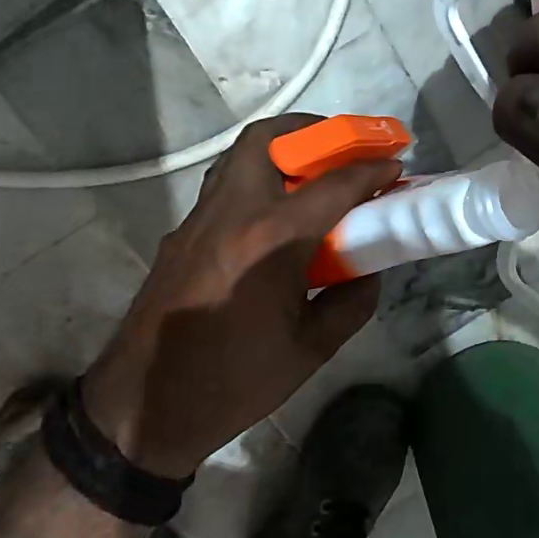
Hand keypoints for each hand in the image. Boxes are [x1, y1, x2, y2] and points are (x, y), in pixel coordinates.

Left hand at [79, 115, 399, 477]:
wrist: (145, 405)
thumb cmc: (234, 381)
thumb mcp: (310, 350)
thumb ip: (350, 304)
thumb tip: (369, 274)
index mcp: (271, 241)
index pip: (332, 186)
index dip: (369, 171)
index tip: (393, 165)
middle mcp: (231, 214)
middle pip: (268, 139)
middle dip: (311, 131)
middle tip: (341, 150)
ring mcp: (198, 221)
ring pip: (238, 158)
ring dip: (279, 152)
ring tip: (310, 177)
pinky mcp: (179, 236)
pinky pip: (222, 189)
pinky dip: (255, 183)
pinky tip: (272, 221)